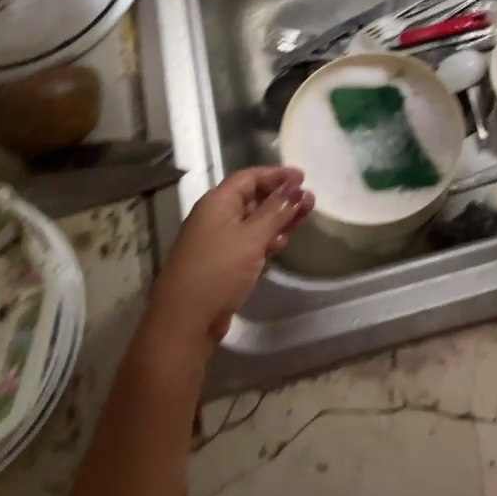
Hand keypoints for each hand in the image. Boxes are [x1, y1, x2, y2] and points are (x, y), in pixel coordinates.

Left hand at [147, 167, 313, 349]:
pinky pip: (249, 242)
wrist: (186, 320)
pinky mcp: (222, 262)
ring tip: (303, 220)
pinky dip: (266, 239)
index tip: (303, 178)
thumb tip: (296, 189)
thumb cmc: (218, 271)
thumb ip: (276, 211)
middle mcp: (216, 217)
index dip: (276, 175)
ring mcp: (218, 240)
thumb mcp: (251, 237)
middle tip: (310, 202)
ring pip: (253, 222)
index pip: (249, 177)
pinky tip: (281, 243)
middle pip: (253, 198)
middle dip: (282, 198)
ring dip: (278, 219)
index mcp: (217, 202)